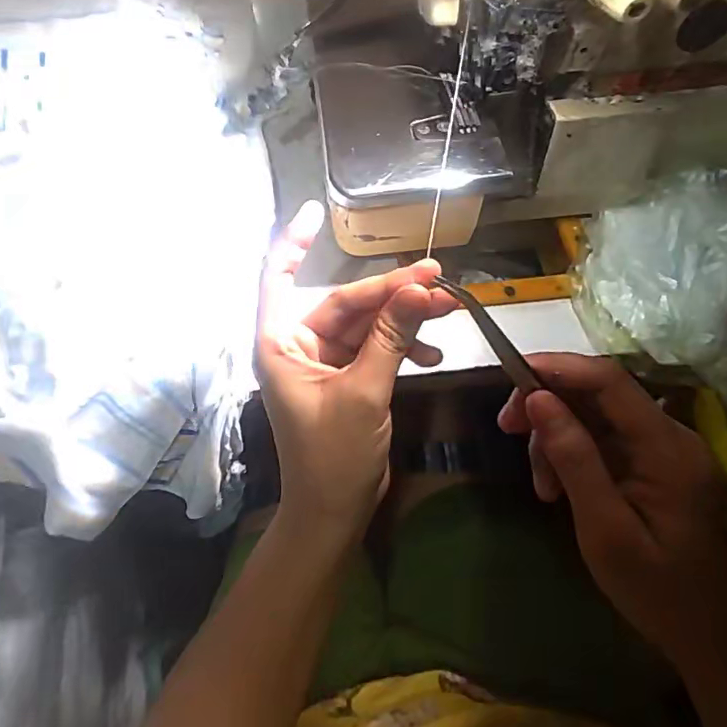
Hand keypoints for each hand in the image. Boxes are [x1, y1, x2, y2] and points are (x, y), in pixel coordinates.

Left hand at [256, 201, 460, 535]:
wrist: (333, 514)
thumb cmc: (333, 457)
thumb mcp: (364, 392)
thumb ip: (390, 338)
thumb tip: (419, 289)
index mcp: (281, 343)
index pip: (279, 278)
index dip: (292, 242)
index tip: (313, 212)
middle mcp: (299, 345)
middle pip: (346, 303)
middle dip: (391, 293)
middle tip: (437, 277)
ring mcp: (324, 361)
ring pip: (367, 323)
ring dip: (405, 318)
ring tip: (448, 309)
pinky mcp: (346, 377)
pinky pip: (376, 348)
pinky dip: (403, 346)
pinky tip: (432, 352)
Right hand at [498, 353, 726, 652]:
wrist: (704, 633)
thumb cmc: (654, 589)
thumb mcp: (603, 528)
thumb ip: (573, 458)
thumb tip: (537, 399)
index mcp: (666, 447)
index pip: (609, 380)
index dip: (558, 367)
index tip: (511, 375)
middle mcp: (669, 434)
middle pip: (597, 390)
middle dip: (547, 402)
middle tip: (507, 427)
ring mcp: (662, 445)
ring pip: (593, 412)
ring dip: (555, 433)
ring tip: (540, 482)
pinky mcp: (651, 459)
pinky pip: (601, 434)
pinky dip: (570, 449)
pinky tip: (555, 485)